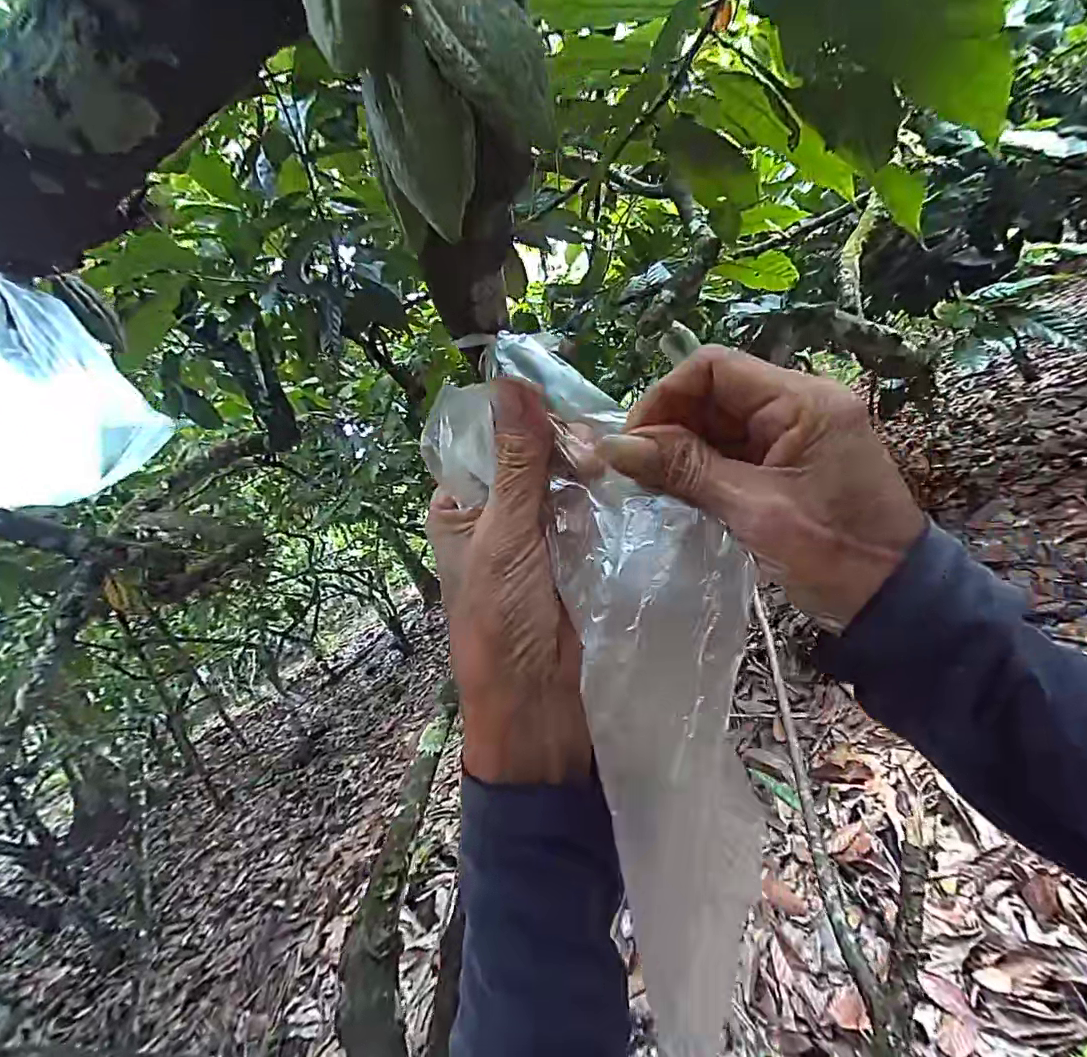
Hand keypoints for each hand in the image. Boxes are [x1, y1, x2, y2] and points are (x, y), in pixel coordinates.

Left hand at [427, 380, 592, 783]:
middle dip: (562, 445)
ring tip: (616, 457)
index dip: (522, 418)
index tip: (560, 401)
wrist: (540, 702)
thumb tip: (512, 383)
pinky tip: (628, 478)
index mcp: (459, 507)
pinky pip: (591, 509)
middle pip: (532, 457)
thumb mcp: (503, 536)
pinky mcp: (577, 550)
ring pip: (566, 481)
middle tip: (597, 439)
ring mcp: (540, 532)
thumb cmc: (501, 619)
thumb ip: (517, 463)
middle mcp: (497, 514)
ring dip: (588, 470)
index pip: (490, 442)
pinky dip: (606, 494)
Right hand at [597, 346, 924, 629]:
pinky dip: (701, 471)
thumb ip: (687, 471)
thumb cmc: (834, 554)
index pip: (715, 368)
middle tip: (634, 472)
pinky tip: (677, 494)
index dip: (664, 396)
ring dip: (681, 452)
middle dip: (669, 428)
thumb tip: (615, 447)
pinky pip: (732, 454)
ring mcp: (793, 436)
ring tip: (649, 486)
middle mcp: (798, 405)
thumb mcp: (755, 510)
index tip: (633, 443)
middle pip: (713, 395)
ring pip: (718, 426)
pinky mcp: (787, 465)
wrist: (892, 602)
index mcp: (803, 401)